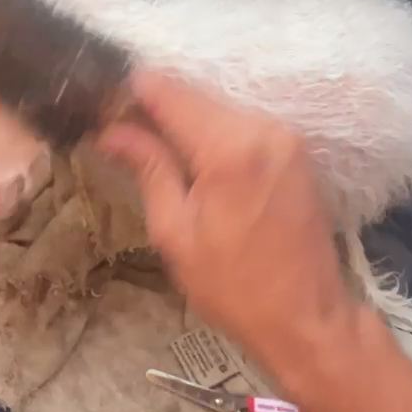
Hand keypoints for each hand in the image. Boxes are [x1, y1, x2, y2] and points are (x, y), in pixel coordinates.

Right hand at [97, 73, 366, 372]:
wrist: (310, 321)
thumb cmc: (234, 286)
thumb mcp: (175, 232)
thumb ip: (148, 168)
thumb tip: (110, 130)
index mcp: (228, 147)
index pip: (167, 91)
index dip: (129, 92)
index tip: (101, 107)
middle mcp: (262, 127)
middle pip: (192, 93)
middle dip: (152, 107)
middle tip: (119, 134)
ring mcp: (284, 135)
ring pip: (215, 106)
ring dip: (181, 119)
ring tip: (149, 148)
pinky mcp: (294, 148)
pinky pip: (238, 122)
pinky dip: (209, 130)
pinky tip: (190, 158)